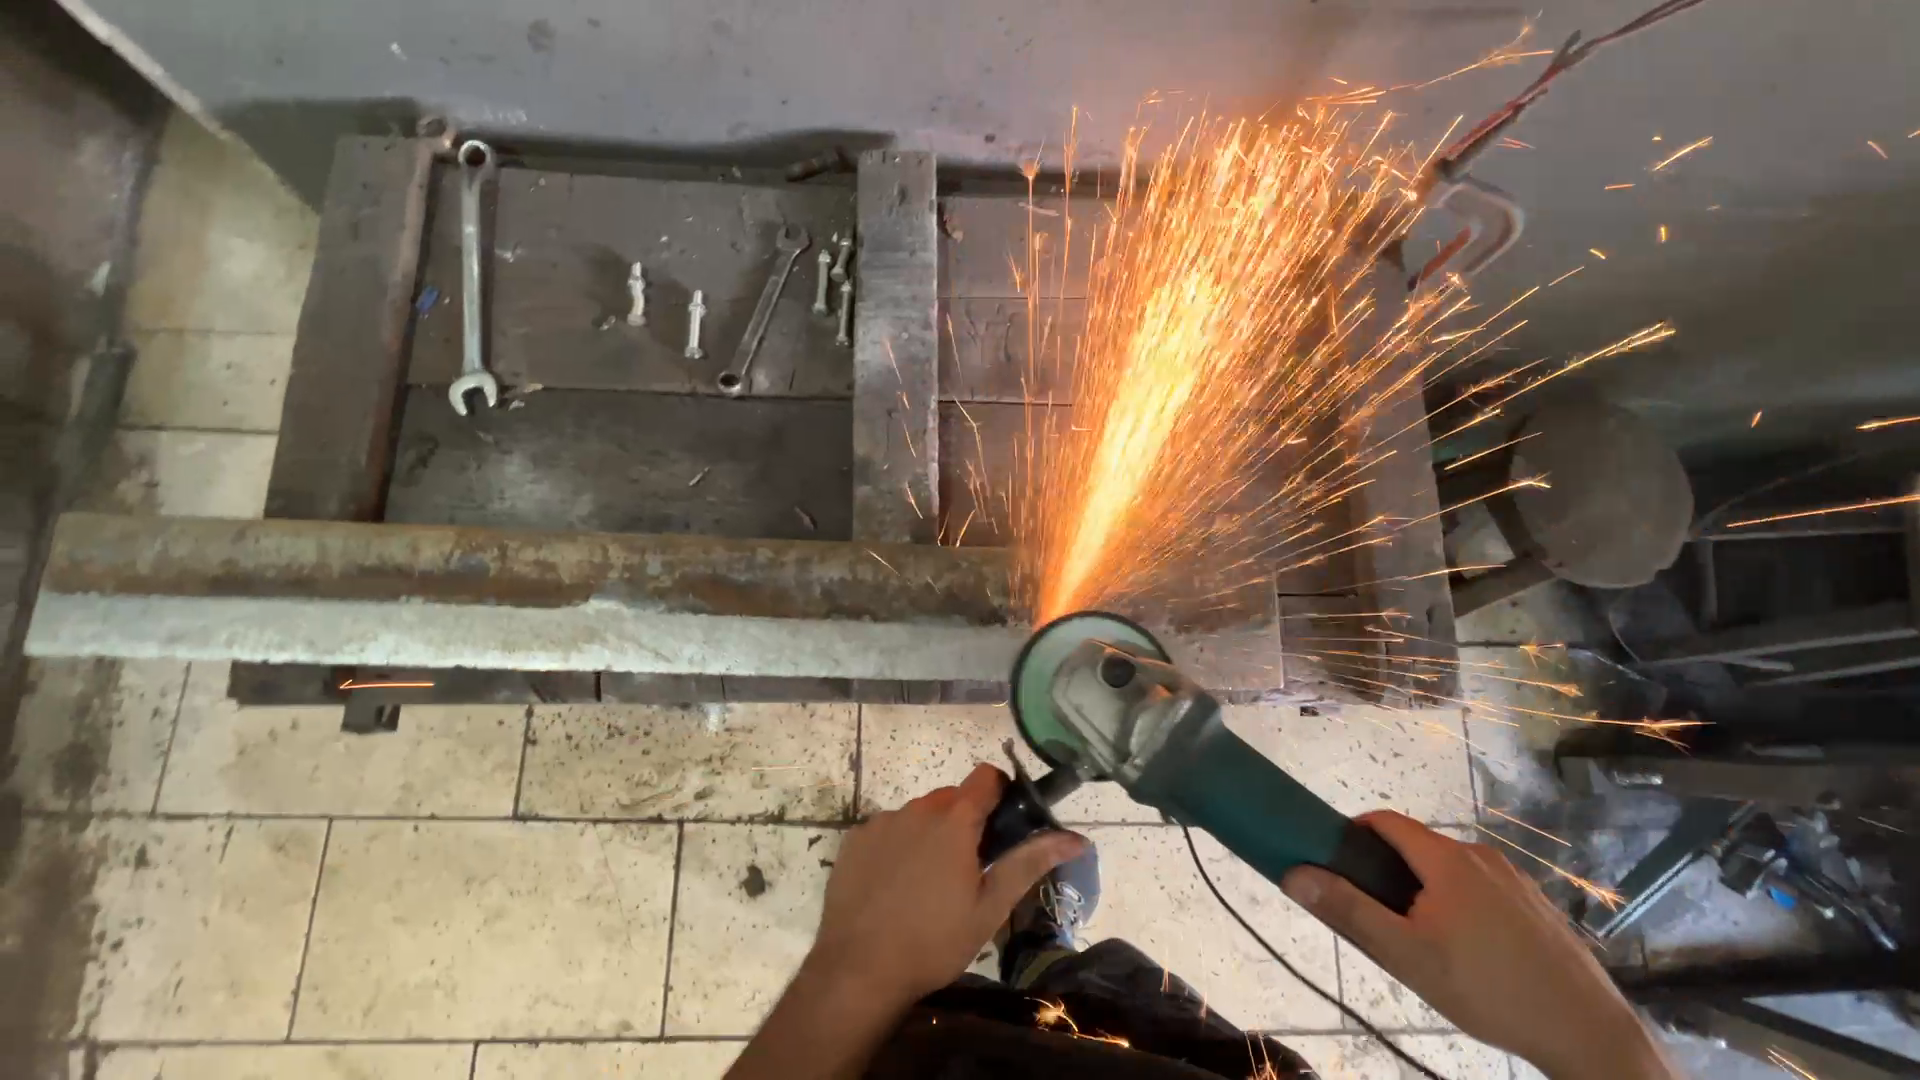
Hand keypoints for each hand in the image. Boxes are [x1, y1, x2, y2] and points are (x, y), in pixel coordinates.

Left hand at [804, 764, 1086, 1006]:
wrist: (857, 970)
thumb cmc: (934, 941)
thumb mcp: (990, 907)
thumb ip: (1030, 863)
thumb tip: (1076, 838)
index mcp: (954, 820)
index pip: (986, 777)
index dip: (1001, 793)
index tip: (1004, 825)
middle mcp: (917, 809)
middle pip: (952, 798)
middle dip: (966, 822)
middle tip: (970, 868)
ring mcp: (882, 822)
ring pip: (919, 814)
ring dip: (931, 834)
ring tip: (929, 883)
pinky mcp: (855, 839)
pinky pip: (888, 829)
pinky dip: (899, 846)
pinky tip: (895, 886)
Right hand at [1282, 811, 1674, 1079]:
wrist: (1589, 1033)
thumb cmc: (1486, 989)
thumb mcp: (1406, 955)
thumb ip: (1348, 911)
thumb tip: (1294, 874)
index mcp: (1446, 858)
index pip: (1386, 821)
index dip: (1354, 833)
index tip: (1335, 862)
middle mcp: (1480, 856)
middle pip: (1417, 846)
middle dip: (1386, 870)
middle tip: (1375, 914)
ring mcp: (1514, 880)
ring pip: (1449, 870)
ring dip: (1422, 889)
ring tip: (1419, 941)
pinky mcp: (1535, 906)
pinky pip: (1480, 889)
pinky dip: (1458, 904)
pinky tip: (1466, 953)